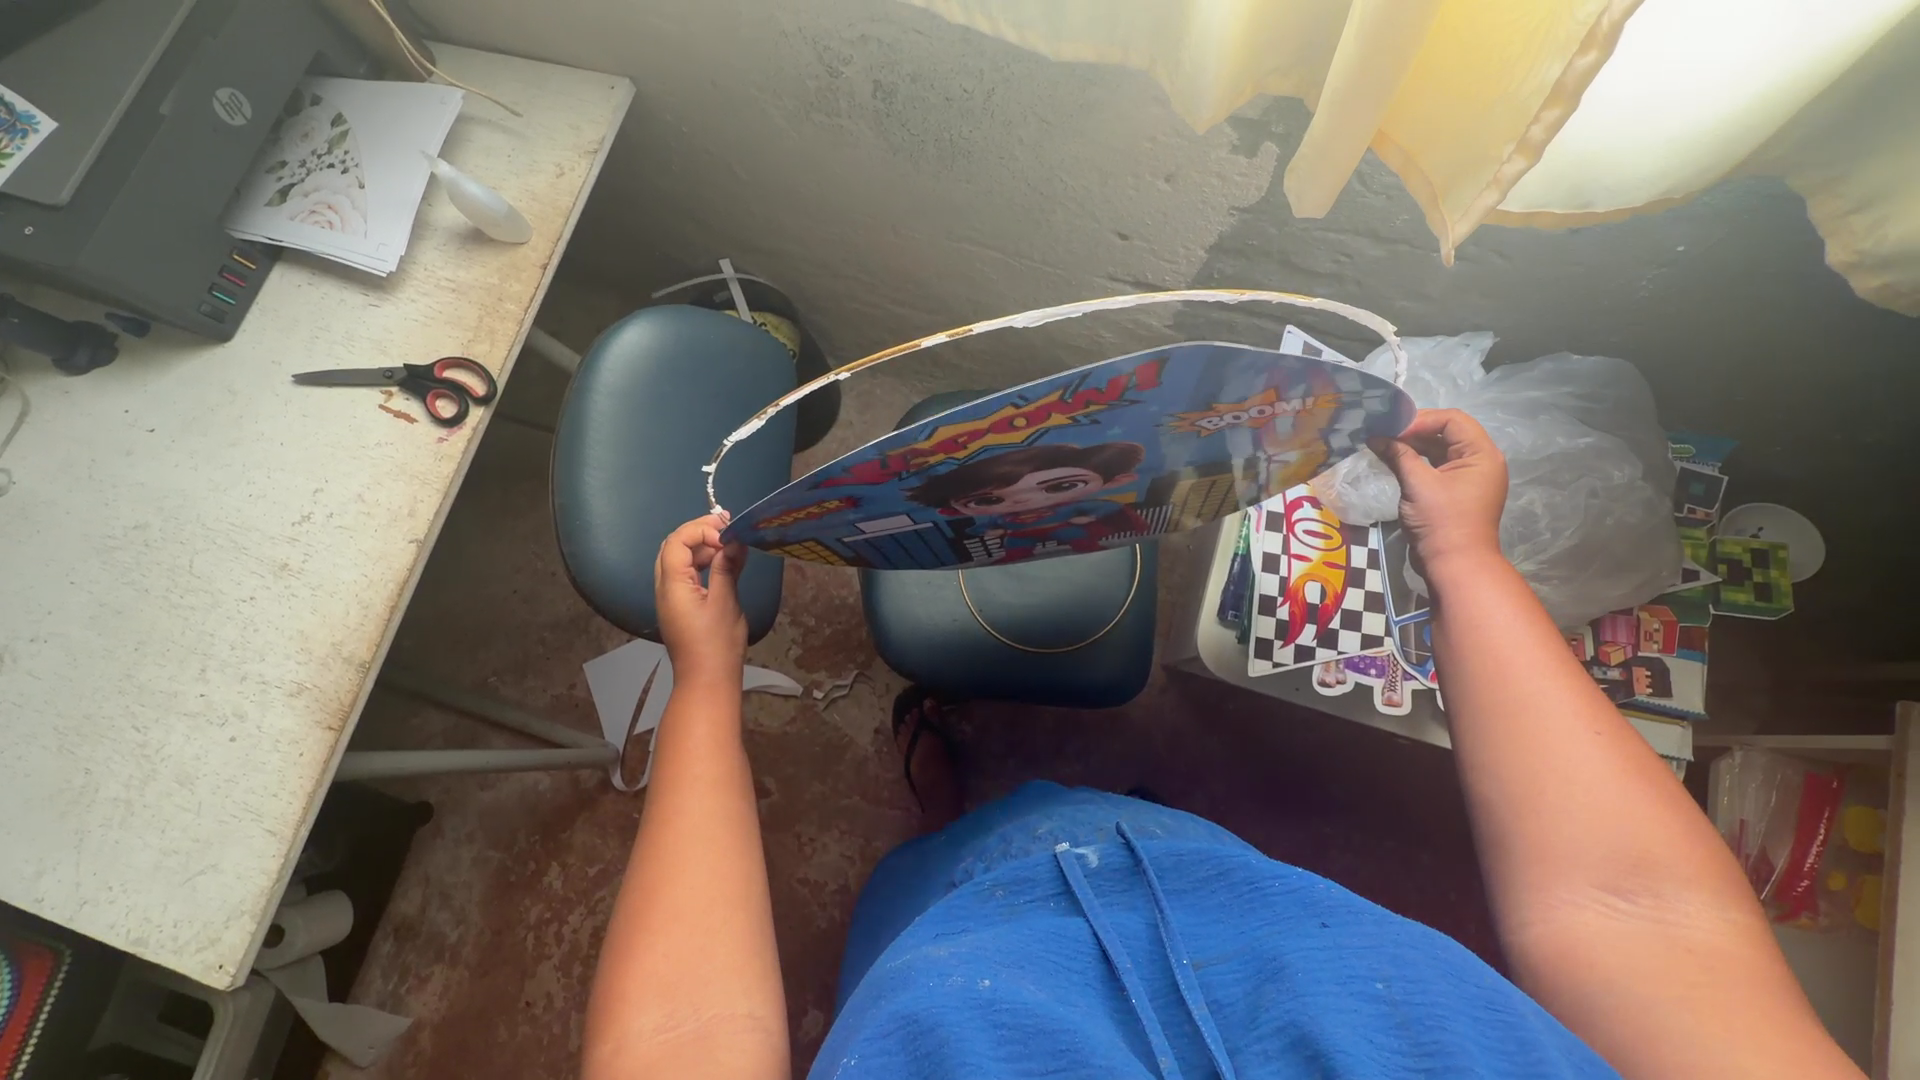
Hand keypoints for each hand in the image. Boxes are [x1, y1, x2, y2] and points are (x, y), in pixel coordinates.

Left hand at [654, 514, 747, 683]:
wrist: (707, 680)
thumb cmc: (717, 643)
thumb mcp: (726, 602)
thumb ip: (727, 568)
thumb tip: (734, 541)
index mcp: (672, 585)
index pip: (677, 541)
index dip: (701, 530)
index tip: (728, 534)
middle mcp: (665, 588)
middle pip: (673, 547)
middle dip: (698, 533)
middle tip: (727, 528)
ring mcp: (670, 598)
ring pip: (678, 560)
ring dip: (701, 547)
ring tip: (730, 543)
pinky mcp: (680, 606)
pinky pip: (686, 574)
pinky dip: (703, 563)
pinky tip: (724, 563)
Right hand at [1370, 408, 1507, 570]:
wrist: (1454, 564)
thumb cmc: (1441, 522)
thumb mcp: (1418, 484)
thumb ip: (1399, 456)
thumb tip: (1376, 437)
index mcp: (1481, 454)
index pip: (1452, 420)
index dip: (1421, 419)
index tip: (1391, 429)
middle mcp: (1480, 460)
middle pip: (1447, 432)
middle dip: (1414, 431)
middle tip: (1383, 434)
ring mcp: (1468, 476)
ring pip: (1440, 449)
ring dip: (1412, 445)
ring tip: (1384, 446)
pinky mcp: (1455, 490)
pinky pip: (1436, 466)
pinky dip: (1416, 461)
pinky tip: (1394, 460)